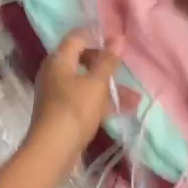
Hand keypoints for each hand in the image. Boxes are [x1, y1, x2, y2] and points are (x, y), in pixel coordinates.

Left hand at [22, 29, 123, 167]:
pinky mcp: (61, 112)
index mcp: (59, 60)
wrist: (52, 150)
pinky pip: (84, 99)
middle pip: (83, 60)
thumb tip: (118, 38)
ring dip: (110, 88)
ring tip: (135, 98)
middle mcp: (55, 73)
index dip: (97, 36)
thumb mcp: (96, 84)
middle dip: (108, 67)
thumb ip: (108, 61)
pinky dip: (101, 102)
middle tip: (125, 71)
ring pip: (86, 83)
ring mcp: (57, 93)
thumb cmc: (75, 110)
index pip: (77, 37)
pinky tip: (123, 110)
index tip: (118, 44)